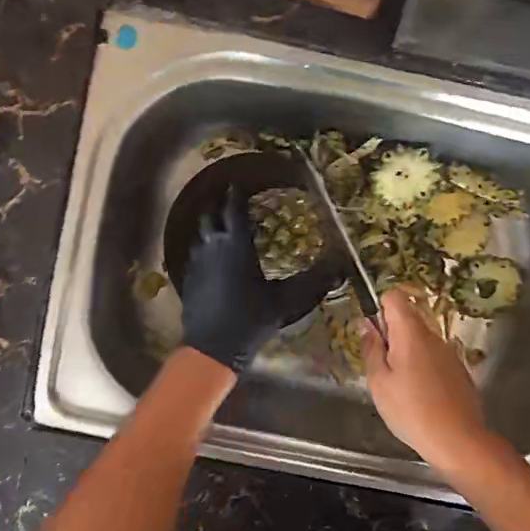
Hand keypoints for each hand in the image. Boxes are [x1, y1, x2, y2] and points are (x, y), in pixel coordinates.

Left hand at [180, 186, 339, 371]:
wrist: (212, 347)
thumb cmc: (251, 319)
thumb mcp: (285, 300)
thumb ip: (313, 282)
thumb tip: (341, 269)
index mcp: (235, 244)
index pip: (234, 208)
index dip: (236, 194)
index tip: (238, 183)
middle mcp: (212, 246)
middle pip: (211, 216)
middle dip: (219, 205)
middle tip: (230, 201)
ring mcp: (197, 262)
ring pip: (201, 234)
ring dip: (211, 226)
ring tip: (223, 225)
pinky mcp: (189, 278)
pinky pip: (196, 253)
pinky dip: (205, 247)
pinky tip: (213, 256)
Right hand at [362, 289, 499, 469]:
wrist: (457, 439)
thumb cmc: (410, 410)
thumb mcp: (379, 382)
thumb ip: (371, 349)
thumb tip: (367, 325)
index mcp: (411, 333)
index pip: (395, 297)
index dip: (379, 306)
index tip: (372, 331)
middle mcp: (433, 336)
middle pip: (408, 318)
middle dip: (390, 334)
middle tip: (380, 365)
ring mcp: (449, 353)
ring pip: (421, 340)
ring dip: (406, 352)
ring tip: (397, 384)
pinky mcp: (458, 370)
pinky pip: (434, 357)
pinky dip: (422, 367)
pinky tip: (418, 395)